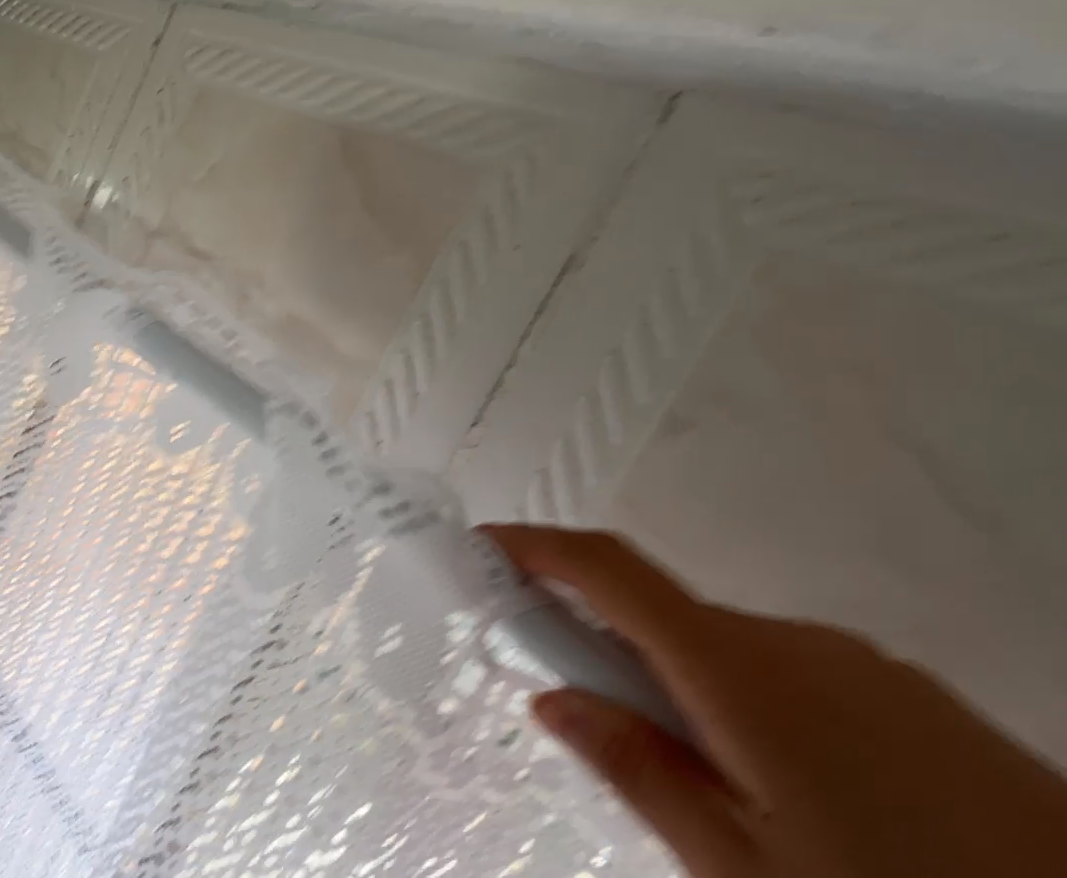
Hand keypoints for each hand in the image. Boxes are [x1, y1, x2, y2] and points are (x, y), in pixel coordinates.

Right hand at [484, 525, 1066, 877]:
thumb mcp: (736, 862)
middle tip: (583, 713)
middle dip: (607, 648)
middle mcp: (793, 642)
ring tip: (701, 782)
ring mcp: (858, 663)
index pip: (611, 572)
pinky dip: (742, 699)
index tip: (483, 544)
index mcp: (738, 670)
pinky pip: (788, 672)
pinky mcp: (906, 693)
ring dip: (679, 685)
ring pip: (726, 652)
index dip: (537, 546)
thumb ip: (636, 769)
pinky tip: (783, 786)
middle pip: (665, 618)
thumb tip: (555, 702)